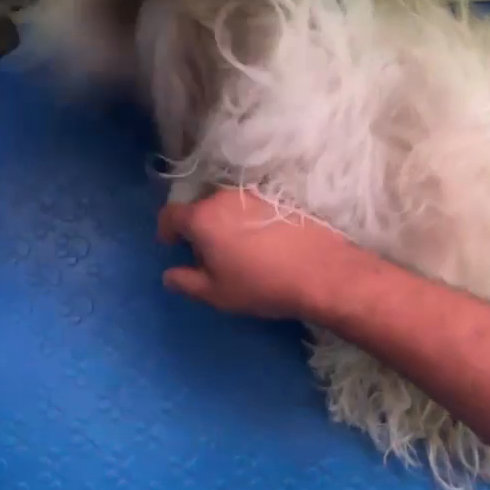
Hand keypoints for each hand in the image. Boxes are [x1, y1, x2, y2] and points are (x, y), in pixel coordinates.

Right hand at [158, 189, 384, 322]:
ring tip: (236, 252)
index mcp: (201, 218)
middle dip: (197, 230)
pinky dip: (246, 222)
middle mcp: (223, 199)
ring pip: (225, 208)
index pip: (170, 214)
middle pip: (199, 209)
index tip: (171, 245)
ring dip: (223, 225)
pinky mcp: (277, 199)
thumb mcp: (216, 293)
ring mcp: (252, 196)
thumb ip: (185, 282)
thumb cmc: (261, 284)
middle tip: (207, 257)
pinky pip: (249, 208)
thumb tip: (169, 274)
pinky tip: (262, 246)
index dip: (165, 230)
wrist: (323, 272)